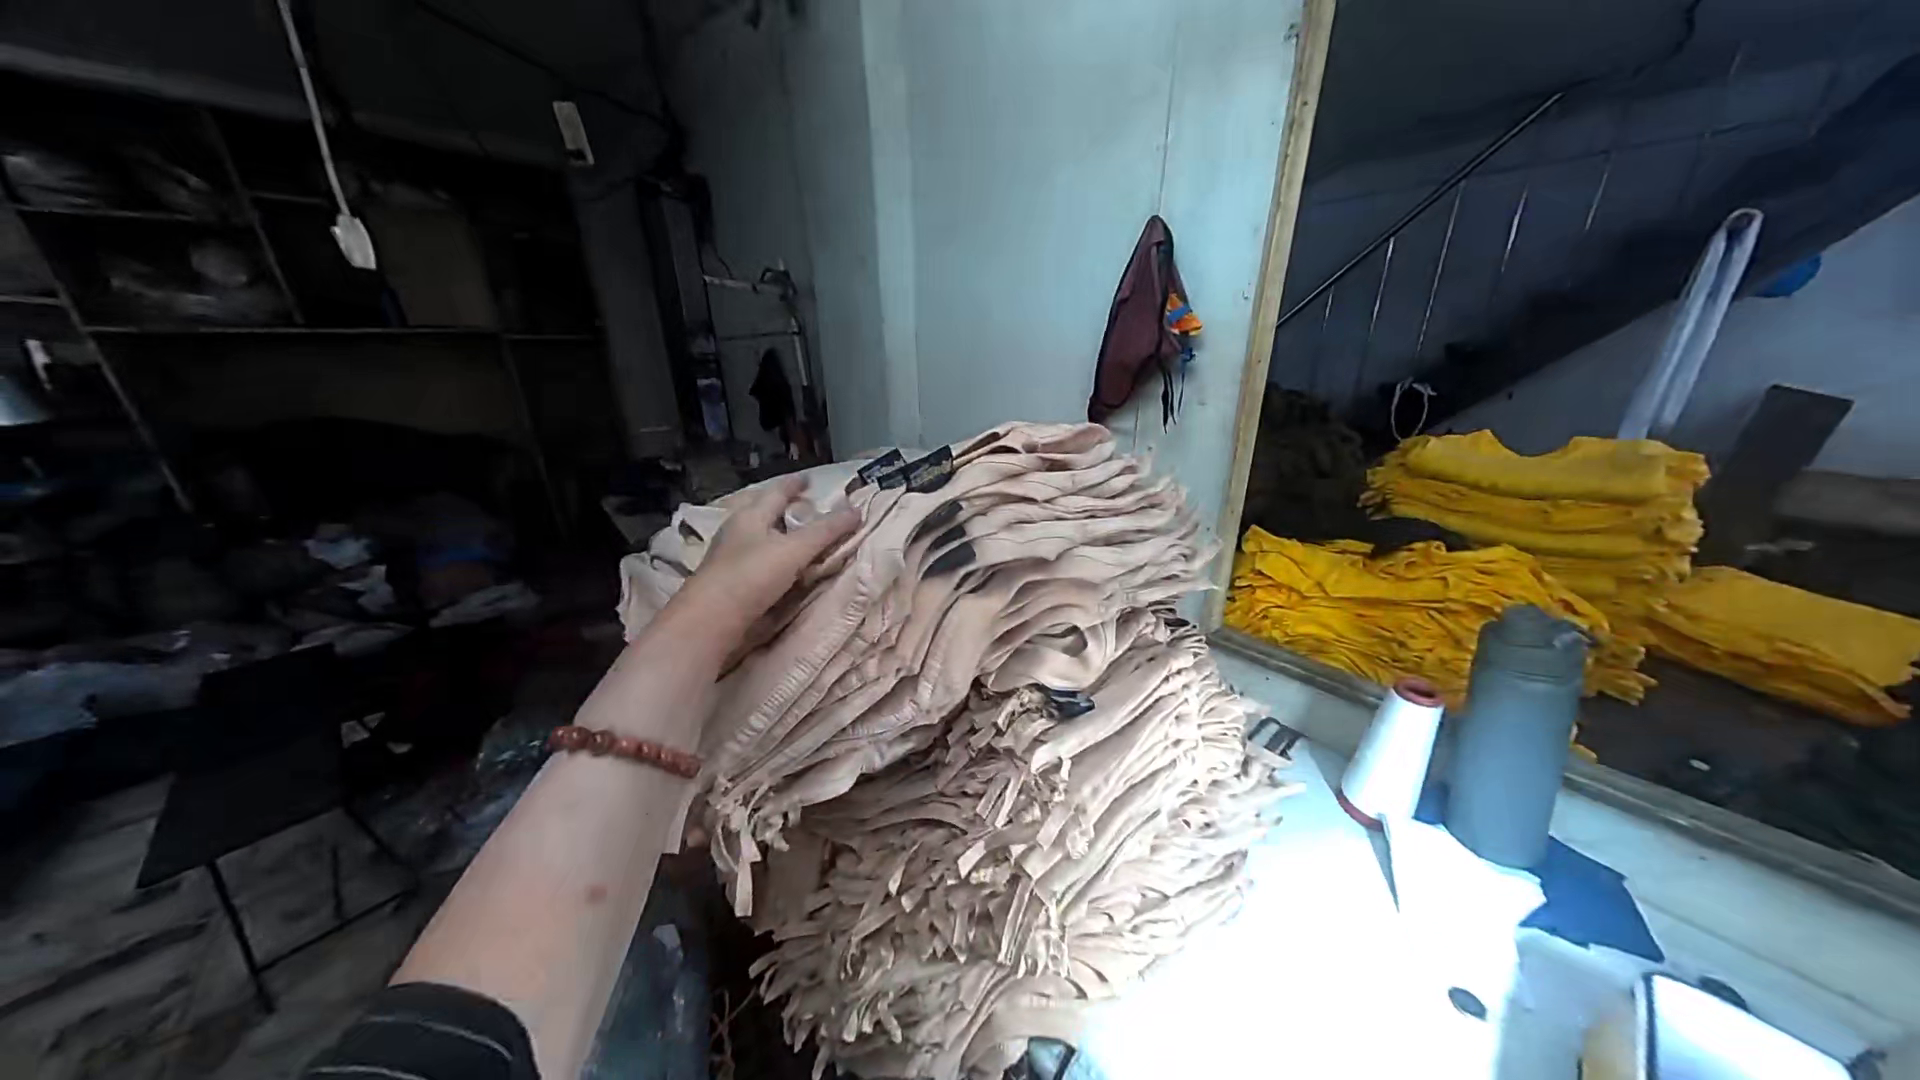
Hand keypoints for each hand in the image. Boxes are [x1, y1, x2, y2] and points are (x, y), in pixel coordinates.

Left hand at [674, 474, 858, 629]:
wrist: (711, 623)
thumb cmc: (751, 577)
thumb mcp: (794, 550)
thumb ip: (825, 531)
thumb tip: (856, 510)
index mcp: (751, 516)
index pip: (777, 491)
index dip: (795, 484)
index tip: (810, 479)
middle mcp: (738, 532)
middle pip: (764, 512)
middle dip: (785, 507)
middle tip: (808, 507)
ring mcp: (732, 557)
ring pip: (761, 536)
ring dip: (781, 534)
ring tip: (801, 536)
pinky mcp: (732, 582)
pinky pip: (760, 560)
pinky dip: (777, 557)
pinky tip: (786, 567)